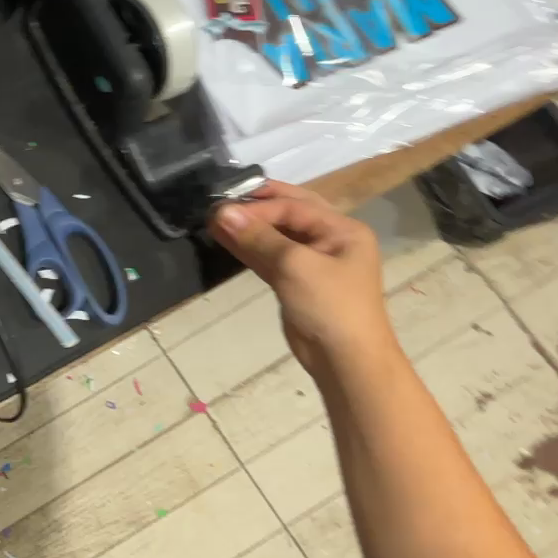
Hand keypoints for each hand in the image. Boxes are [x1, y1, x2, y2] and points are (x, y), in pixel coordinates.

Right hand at [209, 181, 399, 384]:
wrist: (344, 358)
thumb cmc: (329, 306)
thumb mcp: (294, 265)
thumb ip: (258, 237)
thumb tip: (221, 211)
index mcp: (342, 230)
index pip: (293, 206)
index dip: (257, 206)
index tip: (222, 210)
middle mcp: (329, 239)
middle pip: (288, 213)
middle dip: (255, 206)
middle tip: (221, 199)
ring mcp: (311, 261)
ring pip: (274, 235)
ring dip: (246, 227)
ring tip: (212, 219)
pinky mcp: (294, 280)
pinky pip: (267, 255)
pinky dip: (246, 247)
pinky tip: (223, 238)